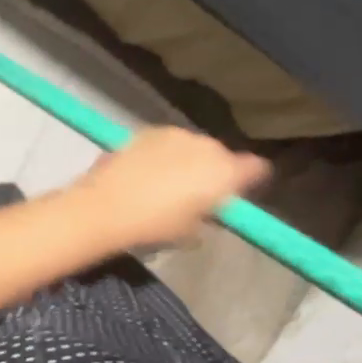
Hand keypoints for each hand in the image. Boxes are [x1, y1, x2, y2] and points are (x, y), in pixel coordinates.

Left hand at [64, 127, 270, 247]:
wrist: (105, 206)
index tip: (239, 192)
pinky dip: (163, 154)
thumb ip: (205, 218)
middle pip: (221, 155)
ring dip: (187, 159)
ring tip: (168, 182)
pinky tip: (147, 172)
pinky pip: (167, 143)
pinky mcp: (149, 130)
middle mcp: (207, 146)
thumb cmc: (153, 226)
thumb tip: (205, 214)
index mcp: (225, 172)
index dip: (251, 179)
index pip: (256, 169)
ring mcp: (177, 134)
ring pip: (193, 146)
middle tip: (198, 192)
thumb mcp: (188, 232)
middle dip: (214, 169)